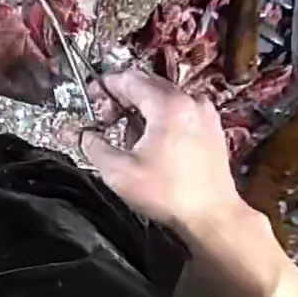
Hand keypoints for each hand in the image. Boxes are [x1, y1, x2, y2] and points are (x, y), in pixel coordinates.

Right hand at [81, 69, 253, 240]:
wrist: (212, 216)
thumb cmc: (169, 195)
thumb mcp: (119, 172)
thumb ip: (95, 147)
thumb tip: (85, 135)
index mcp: (168, 106)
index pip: (130, 80)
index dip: (106, 86)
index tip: (92, 95)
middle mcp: (191, 102)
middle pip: (148, 85)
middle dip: (122, 98)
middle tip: (105, 118)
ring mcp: (205, 115)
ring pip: (164, 98)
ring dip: (141, 109)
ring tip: (128, 136)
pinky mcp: (211, 130)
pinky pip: (180, 112)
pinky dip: (161, 119)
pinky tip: (151, 143)